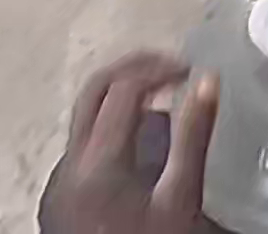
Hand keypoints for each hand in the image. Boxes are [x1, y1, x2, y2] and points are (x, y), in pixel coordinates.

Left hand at [40, 51, 219, 233]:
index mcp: (96, 162)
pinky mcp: (59, 200)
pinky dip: (115, 123)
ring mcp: (58, 184)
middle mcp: (68, 166)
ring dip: (126, 94)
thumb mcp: (181, 199)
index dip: (159, 67)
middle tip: (175, 69)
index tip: (192, 69)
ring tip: (167, 99)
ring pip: (87, 114)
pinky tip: (146, 142)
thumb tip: (209, 76)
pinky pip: (86, 142)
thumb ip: (194, 134)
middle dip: (136, 68)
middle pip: (95, 90)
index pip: (124, 86)